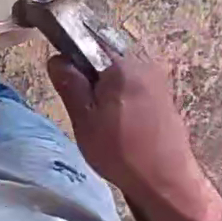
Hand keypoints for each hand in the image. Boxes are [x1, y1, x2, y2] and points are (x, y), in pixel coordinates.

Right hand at [47, 47, 207, 211]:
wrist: (164, 180)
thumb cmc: (119, 150)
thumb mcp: (83, 118)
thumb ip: (70, 84)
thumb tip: (57, 58)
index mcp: (122, 65)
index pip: (87, 40)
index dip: (69, 54)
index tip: (62, 77)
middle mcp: (143, 64)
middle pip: (104, 56)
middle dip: (87, 73)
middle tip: (79, 105)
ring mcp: (157, 79)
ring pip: (118, 72)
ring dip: (103, 87)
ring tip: (96, 117)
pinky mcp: (163, 96)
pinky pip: (131, 85)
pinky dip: (118, 96)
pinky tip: (114, 121)